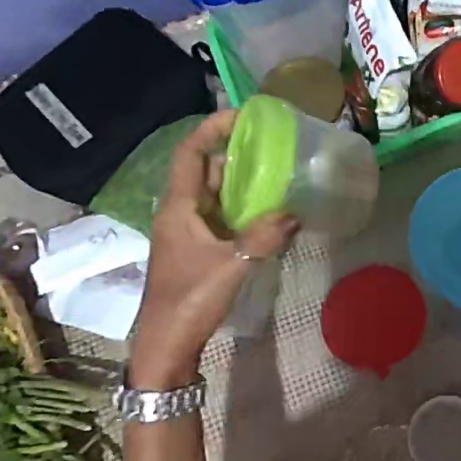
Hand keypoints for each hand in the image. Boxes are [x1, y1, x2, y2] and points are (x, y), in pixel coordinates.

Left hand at [128, 110, 296, 387]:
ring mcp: (190, 234)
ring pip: (217, 198)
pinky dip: (245, 213)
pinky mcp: (200, 252)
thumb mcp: (231, 266)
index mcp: (179, 208)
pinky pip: (224, 221)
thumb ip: (263, 238)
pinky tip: (271, 218)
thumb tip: (293, 213)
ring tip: (278, 178)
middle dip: (236, 157)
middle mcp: (181, 214)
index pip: (191, 154)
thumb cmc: (190, 299)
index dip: (212, 130)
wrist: (167, 343)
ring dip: (243, 187)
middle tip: (273, 150)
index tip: (243, 117)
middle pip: (206, 173)